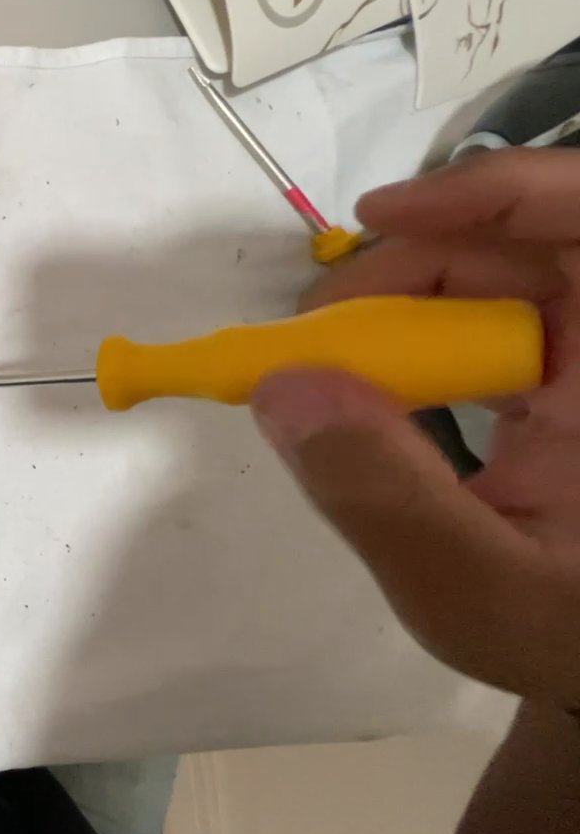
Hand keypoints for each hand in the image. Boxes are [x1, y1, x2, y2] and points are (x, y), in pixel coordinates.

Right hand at [250, 149, 579, 711]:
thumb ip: (379, 491)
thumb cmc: (566, 638)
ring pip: (501, 284)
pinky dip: (412, 339)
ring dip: (396, 308)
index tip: (378, 216)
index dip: (497, 195)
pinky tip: (369, 385)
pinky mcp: (571, 389)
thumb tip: (282, 388)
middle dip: (405, 270)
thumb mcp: (469, 584)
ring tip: (325, 369)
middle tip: (312, 338)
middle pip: (531, 249)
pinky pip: (492, 325)